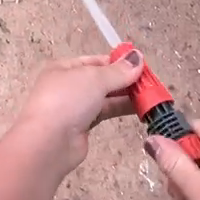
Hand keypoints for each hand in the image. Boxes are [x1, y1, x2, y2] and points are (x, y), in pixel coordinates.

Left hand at [10, 51, 145, 169]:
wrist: (49, 142)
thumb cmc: (68, 100)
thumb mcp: (94, 78)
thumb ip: (118, 71)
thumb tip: (137, 56)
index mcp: (65, 68)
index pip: (96, 61)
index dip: (118, 62)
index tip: (140, 65)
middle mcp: (69, 86)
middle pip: (101, 79)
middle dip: (124, 80)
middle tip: (150, 82)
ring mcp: (75, 107)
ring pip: (105, 97)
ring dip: (125, 95)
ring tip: (150, 95)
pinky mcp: (82, 126)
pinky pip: (105, 112)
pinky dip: (120, 109)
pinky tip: (138, 108)